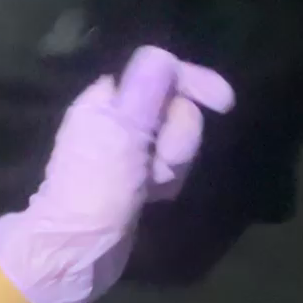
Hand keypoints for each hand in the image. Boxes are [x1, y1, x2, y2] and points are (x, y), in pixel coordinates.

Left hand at [0, 46, 234, 302]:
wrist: (78, 249)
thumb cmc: (94, 187)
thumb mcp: (121, 135)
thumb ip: (143, 93)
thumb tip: (161, 53)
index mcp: (104, 97)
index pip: (156, 70)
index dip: (191, 81)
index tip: (225, 101)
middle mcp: (115, 116)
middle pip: (173, 107)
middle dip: (177, 136)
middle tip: (156, 163)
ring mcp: (127, 147)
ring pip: (176, 139)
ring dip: (173, 163)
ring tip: (150, 184)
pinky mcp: (136, 175)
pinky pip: (170, 167)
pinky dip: (168, 182)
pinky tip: (152, 198)